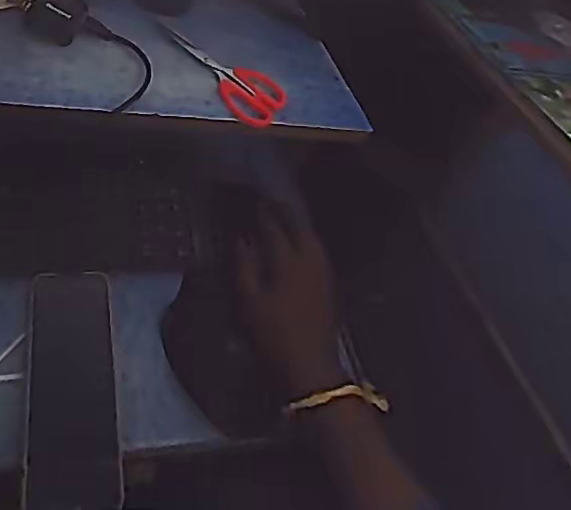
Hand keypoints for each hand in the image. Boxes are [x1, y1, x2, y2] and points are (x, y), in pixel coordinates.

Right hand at [234, 206, 342, 396]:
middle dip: (284, 211)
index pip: (273, 228)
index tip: (251, 200)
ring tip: (283, 214)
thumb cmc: (273, 335)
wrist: (311, 370)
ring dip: (297, 223)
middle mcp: (308, 261)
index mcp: (287, 262)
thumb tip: (242, 239)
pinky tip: (299, 240)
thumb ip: (244, 265)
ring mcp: (322, 273)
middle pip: (298, 227)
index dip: (262, 212)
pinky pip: (317, 250)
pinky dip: (306, 238)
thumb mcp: (248, 301)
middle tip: (269, 200)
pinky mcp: (328, 285)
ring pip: (311, 237)